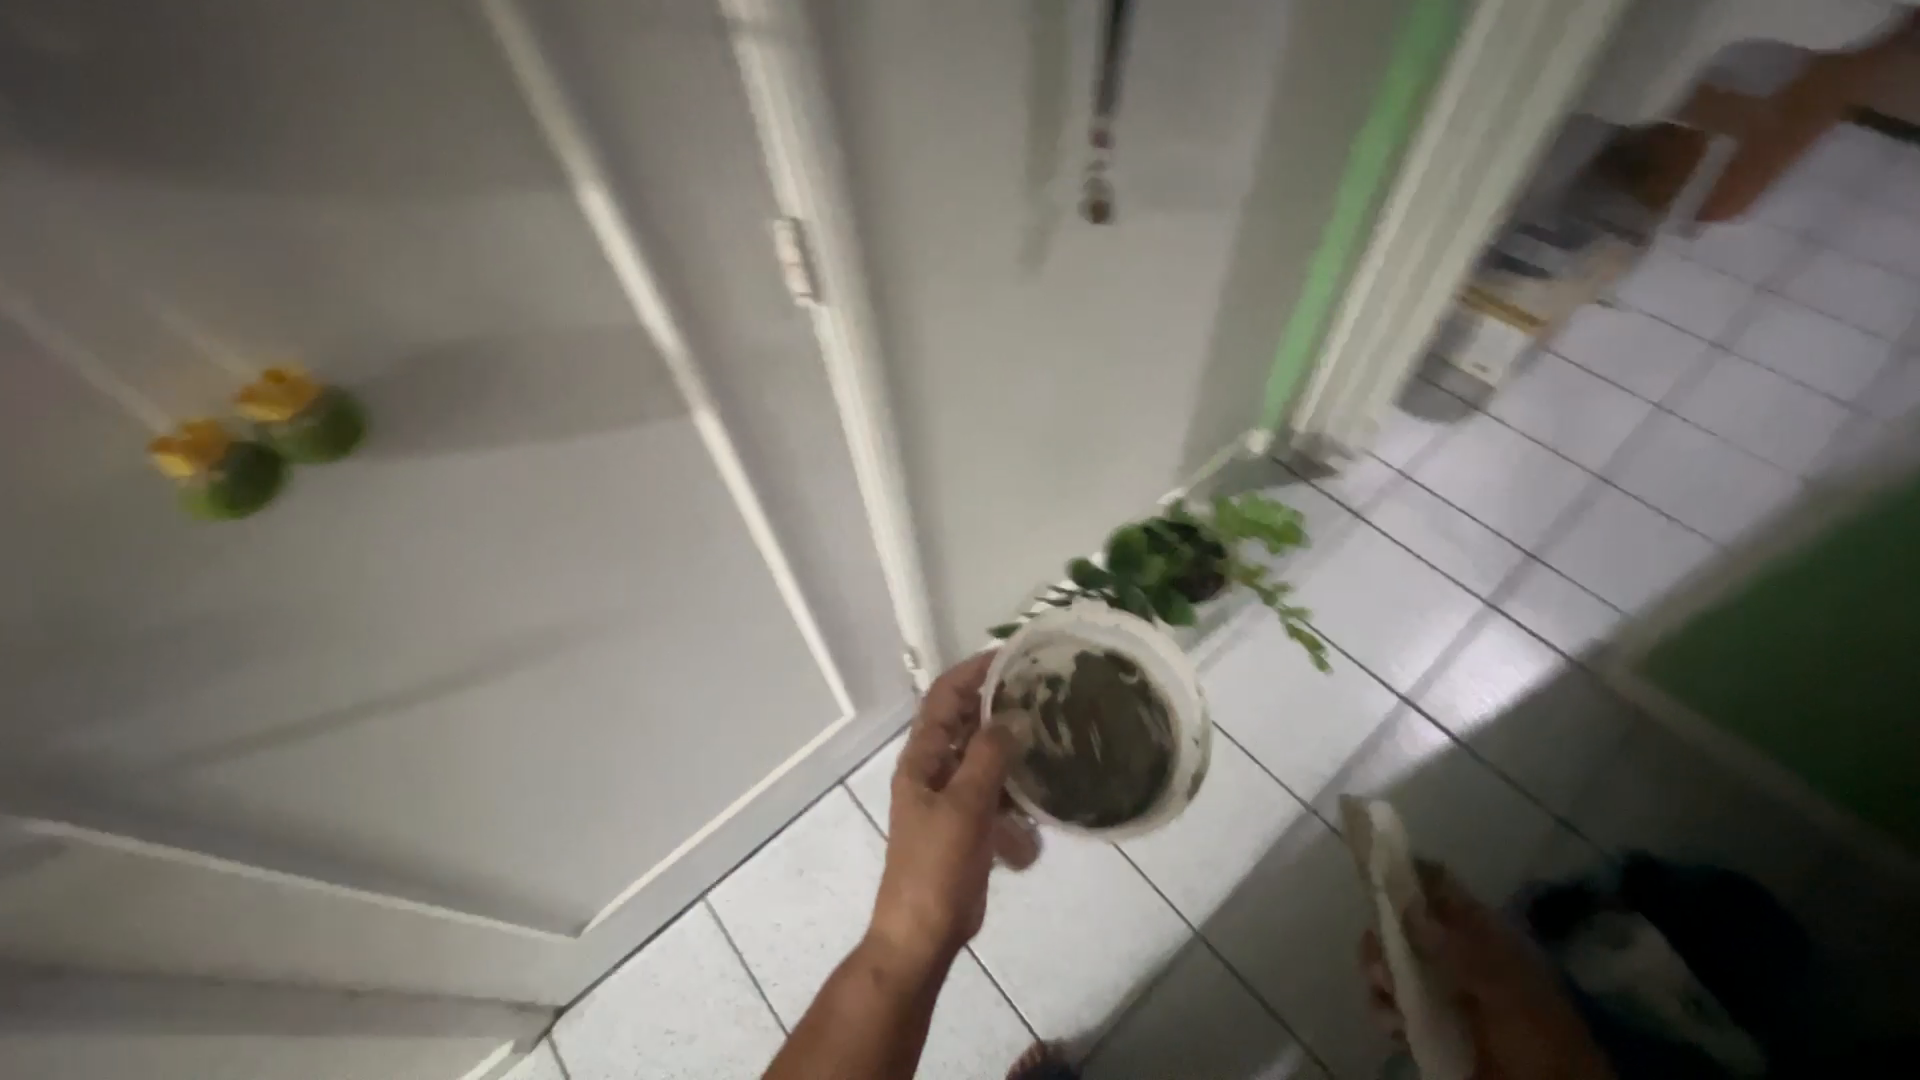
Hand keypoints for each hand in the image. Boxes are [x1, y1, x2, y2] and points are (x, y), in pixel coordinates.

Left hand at [866, 652, 1018, 974]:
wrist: (924, 931)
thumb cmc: (936, 866)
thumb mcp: (964, 806)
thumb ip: (987, 757)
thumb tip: (1010, 717)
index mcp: (921, 759)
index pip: (942, 698)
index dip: (970, 672)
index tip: (1008, 656)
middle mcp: (932, 769)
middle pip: (961, 721)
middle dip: (993, 701)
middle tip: (1037, 687)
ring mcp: (949, 797)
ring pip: (979, 753)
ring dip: (1006, 739)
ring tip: (1047, 725)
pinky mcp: (967, 822)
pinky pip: (991, 788)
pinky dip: (1012, 781)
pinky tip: (1042, 780)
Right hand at [1361, 863, 1614, 1079]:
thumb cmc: (1537, 1040)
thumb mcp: (1508, 990)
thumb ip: (1463, 950)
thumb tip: (1408, 908)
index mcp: (1483, 935)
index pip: (1438, 887)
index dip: (1405, 875)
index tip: (1373, 876)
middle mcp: (1457, 954)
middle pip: (1402, 922)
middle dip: (1383, 936)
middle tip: (1384, 962)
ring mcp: (1442, 989)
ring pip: (1391, 960)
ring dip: (1379, 973)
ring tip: (1387, 995)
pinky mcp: (1428, 1021)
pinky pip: (1389, 1000)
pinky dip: (1383, 1007)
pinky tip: (1394, 1024)